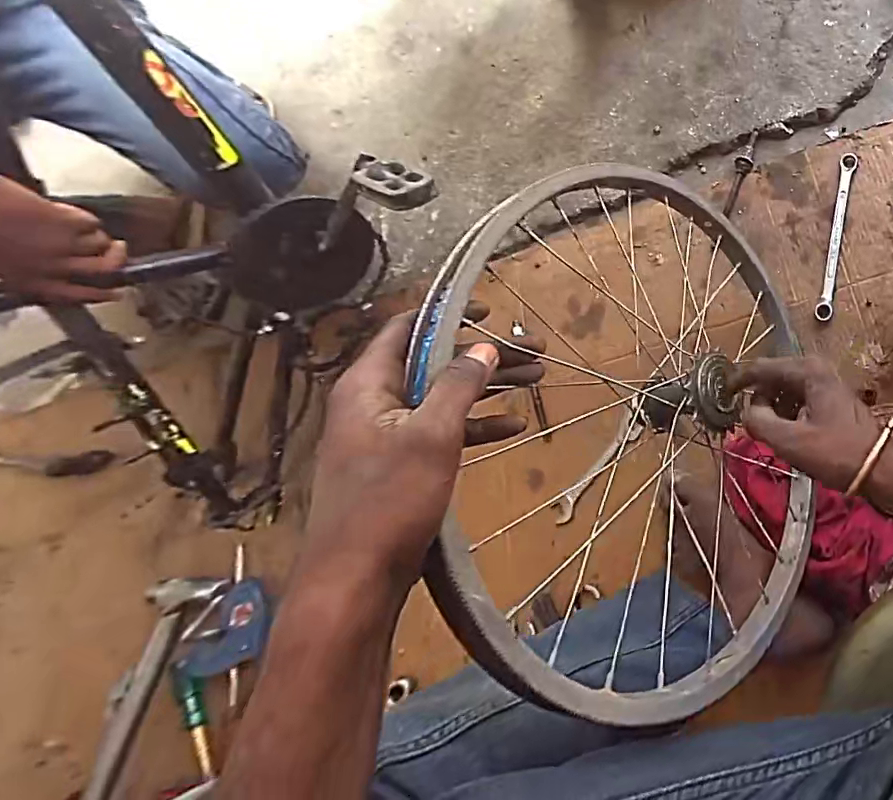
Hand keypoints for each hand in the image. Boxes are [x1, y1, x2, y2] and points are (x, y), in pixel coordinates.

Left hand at [0, 172, 126, 303]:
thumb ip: (23, 267)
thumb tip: (53, 268)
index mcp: (25, 278)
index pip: (75, 295)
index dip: (100, 295)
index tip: (116, 293)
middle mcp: (49, 267)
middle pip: (105, 269)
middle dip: (116, 258)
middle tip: (118, 248)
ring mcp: (62, 245)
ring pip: (101, 243)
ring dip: (93, 232)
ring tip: (75, 222)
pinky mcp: (70, 224)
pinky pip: (91, 221)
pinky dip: (80, 215)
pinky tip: (58, 210)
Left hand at [306, 313, 542, 591]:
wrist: (355, 581)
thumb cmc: (389, 502)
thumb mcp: (432, 435)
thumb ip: (458, 384)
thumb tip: (484, 347)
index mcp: (368, 385)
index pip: (406, 329)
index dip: (448, 314)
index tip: (491, 311)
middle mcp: (374, 402)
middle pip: (436, 361)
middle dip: (486, 355)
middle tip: (534, 352)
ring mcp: (387, 433)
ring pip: (446, 394)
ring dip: (489, 387)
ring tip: (536, 380)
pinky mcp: (401, 462)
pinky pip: (444, 428)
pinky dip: (477, 423)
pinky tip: (513, 425)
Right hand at [729, 356, 881, 487]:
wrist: (879, 468)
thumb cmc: (836, 452)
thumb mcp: (790, 440)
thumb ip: (758, 420)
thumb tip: (747, 410)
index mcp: (807, 370)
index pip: (760, 367)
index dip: (737, 381)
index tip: (721, 395)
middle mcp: (815, 369)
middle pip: (772, 379)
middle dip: (758, 401)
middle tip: (751, 426)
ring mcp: (824, 383)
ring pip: (783, 391)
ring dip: (773, 411)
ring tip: (773, 436)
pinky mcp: (828, 399)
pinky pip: (796, 400)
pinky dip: (786, 415)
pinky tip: (789, 436)